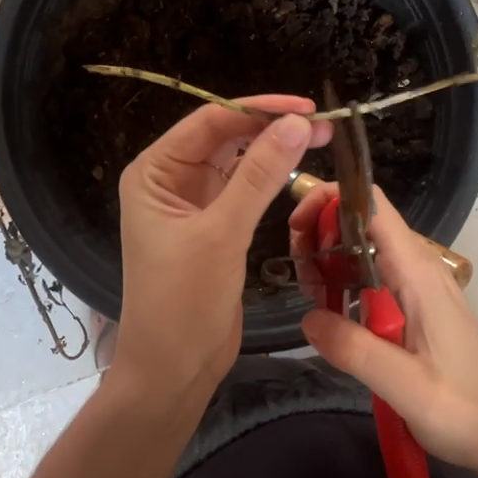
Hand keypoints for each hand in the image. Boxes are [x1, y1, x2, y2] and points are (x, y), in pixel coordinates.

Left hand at [113, 96, 331, 405]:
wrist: (173, 371)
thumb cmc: (183, 301)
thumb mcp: (221, 233)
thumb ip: (259, 176)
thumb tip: (297, 123)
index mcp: (154, 172)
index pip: (209, 122)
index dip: (257, 109)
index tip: (305, 106)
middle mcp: (169, 179)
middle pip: (224, 137)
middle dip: (270, 127)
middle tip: (323, 122)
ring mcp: (192, 202)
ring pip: (237, 161)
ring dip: (274, 150)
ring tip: (320, 137)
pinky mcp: (214, 226)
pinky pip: (244, 188)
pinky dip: (270, 178)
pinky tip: (299, 166)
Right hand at [294, 185, 477, 477]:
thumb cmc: (464, 411)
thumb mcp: (405, 387)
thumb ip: (354, 350)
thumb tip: (307, 317)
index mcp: (418, 273)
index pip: (371, 205)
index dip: (330, 201)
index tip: (299, 230)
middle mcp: (419, 268)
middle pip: (362, 220)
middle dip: (321, 232)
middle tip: (300, 276)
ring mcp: (419, 286)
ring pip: (364, 247)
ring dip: (329, 260)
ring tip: (311, 297)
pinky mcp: (416, 306)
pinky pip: (372, 274)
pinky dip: (345, 281)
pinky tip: (332, 313)